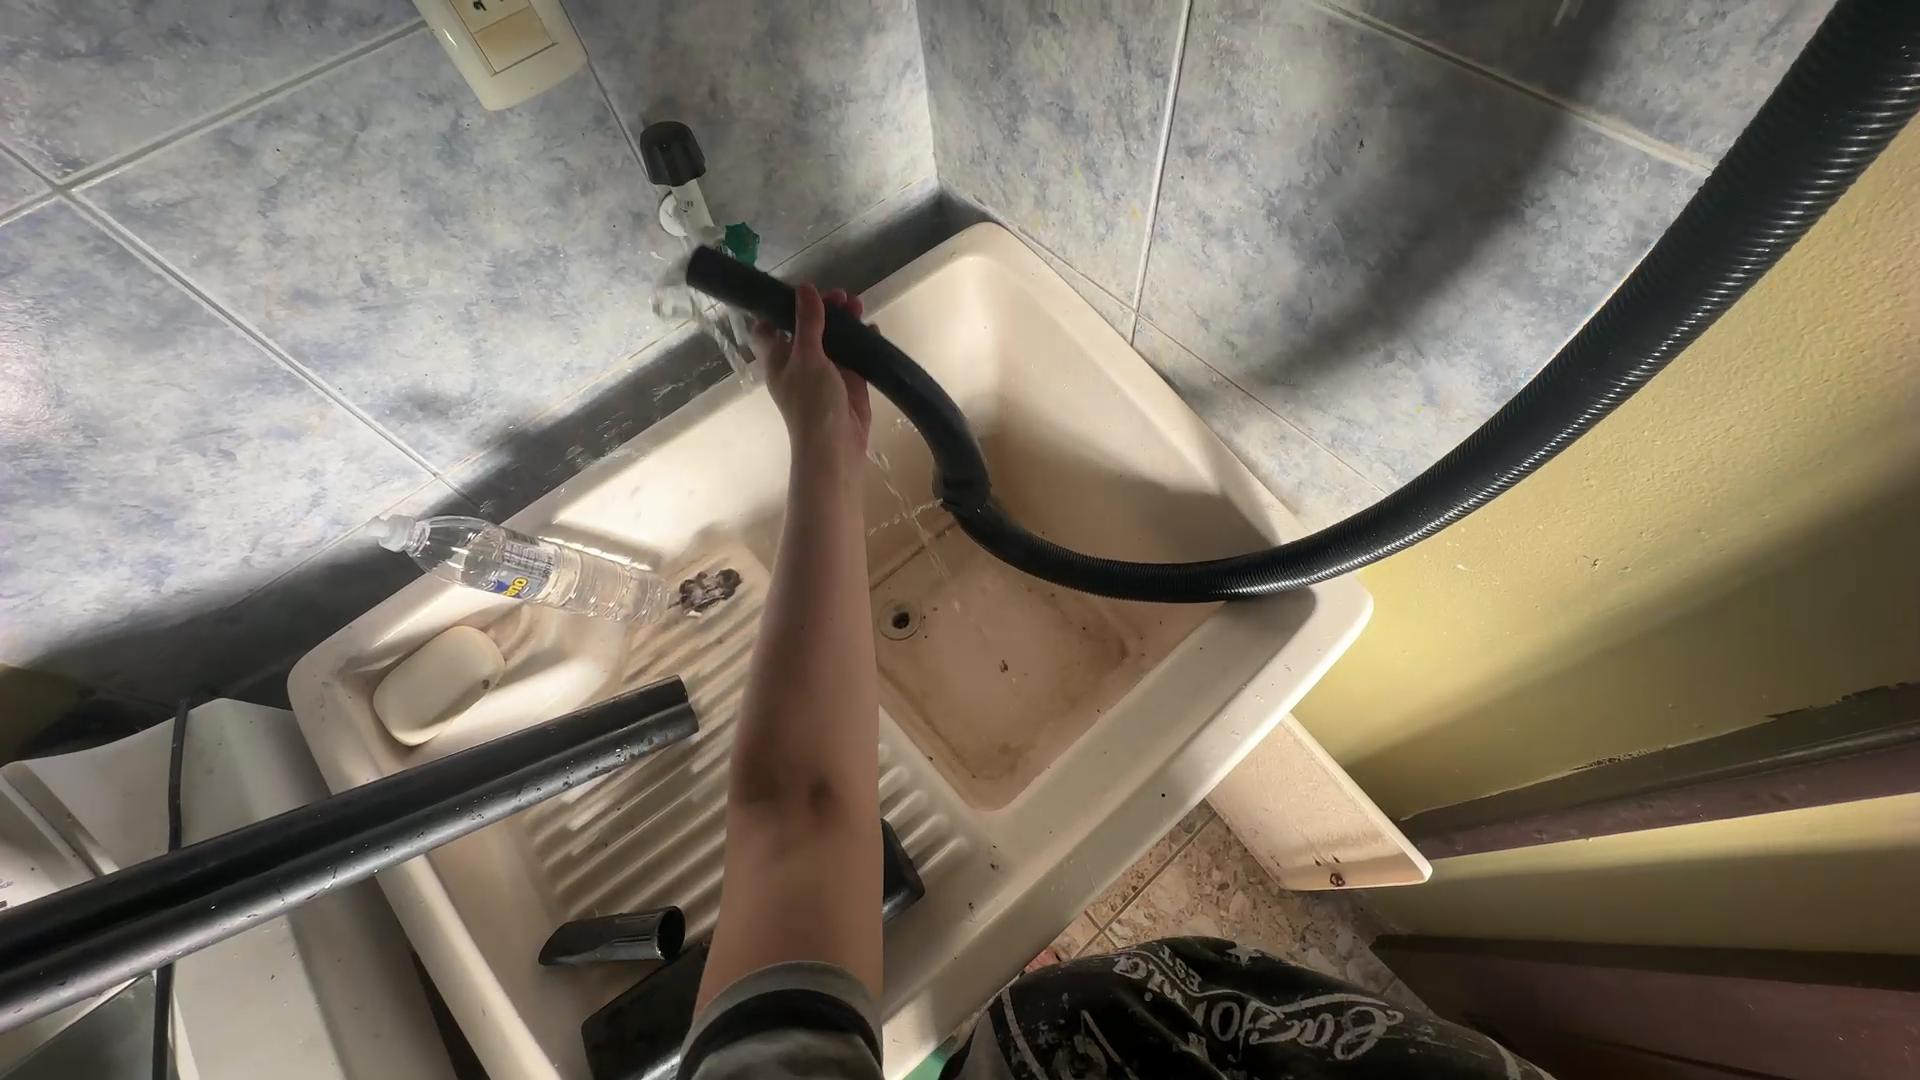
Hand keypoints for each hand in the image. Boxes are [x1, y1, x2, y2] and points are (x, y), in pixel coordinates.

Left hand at [753, 284, 872, 462]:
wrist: (835, 445)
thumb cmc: (811, 401)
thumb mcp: (807, 357)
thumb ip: (808, 322)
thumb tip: (805, 288)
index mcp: (778, 357)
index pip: (768, 328)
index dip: (778, 309)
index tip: (798, 294)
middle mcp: (799, 363)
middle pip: (807, 327)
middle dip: (824, 309)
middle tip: (842, 297)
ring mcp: (826, 373)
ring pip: (834, 339)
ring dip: (846, 322)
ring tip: (859, 306)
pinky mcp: (850, 382)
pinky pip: (855, 356)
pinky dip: (863, 342)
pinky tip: (873, 329)